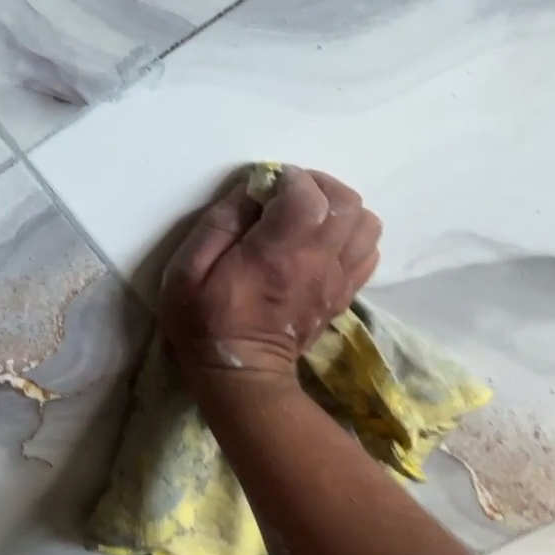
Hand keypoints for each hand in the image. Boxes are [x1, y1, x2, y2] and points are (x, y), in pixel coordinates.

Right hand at [160, 166, 381, 381]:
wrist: (240, 377)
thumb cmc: (204, 321)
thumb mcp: (186, 270)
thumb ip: (218, 224)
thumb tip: (248, 192)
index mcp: (277, 253)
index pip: (308, 196)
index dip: (290, 178)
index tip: (264, 182)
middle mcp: (318, 262)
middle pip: (348, 203)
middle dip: (319, 184)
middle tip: (287, 190)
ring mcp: (337, 280)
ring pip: (367, 224)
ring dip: (339, 208)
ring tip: (306, 212)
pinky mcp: (343, 294)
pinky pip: (368, 252)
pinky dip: (349, 235)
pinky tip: (318, 241)